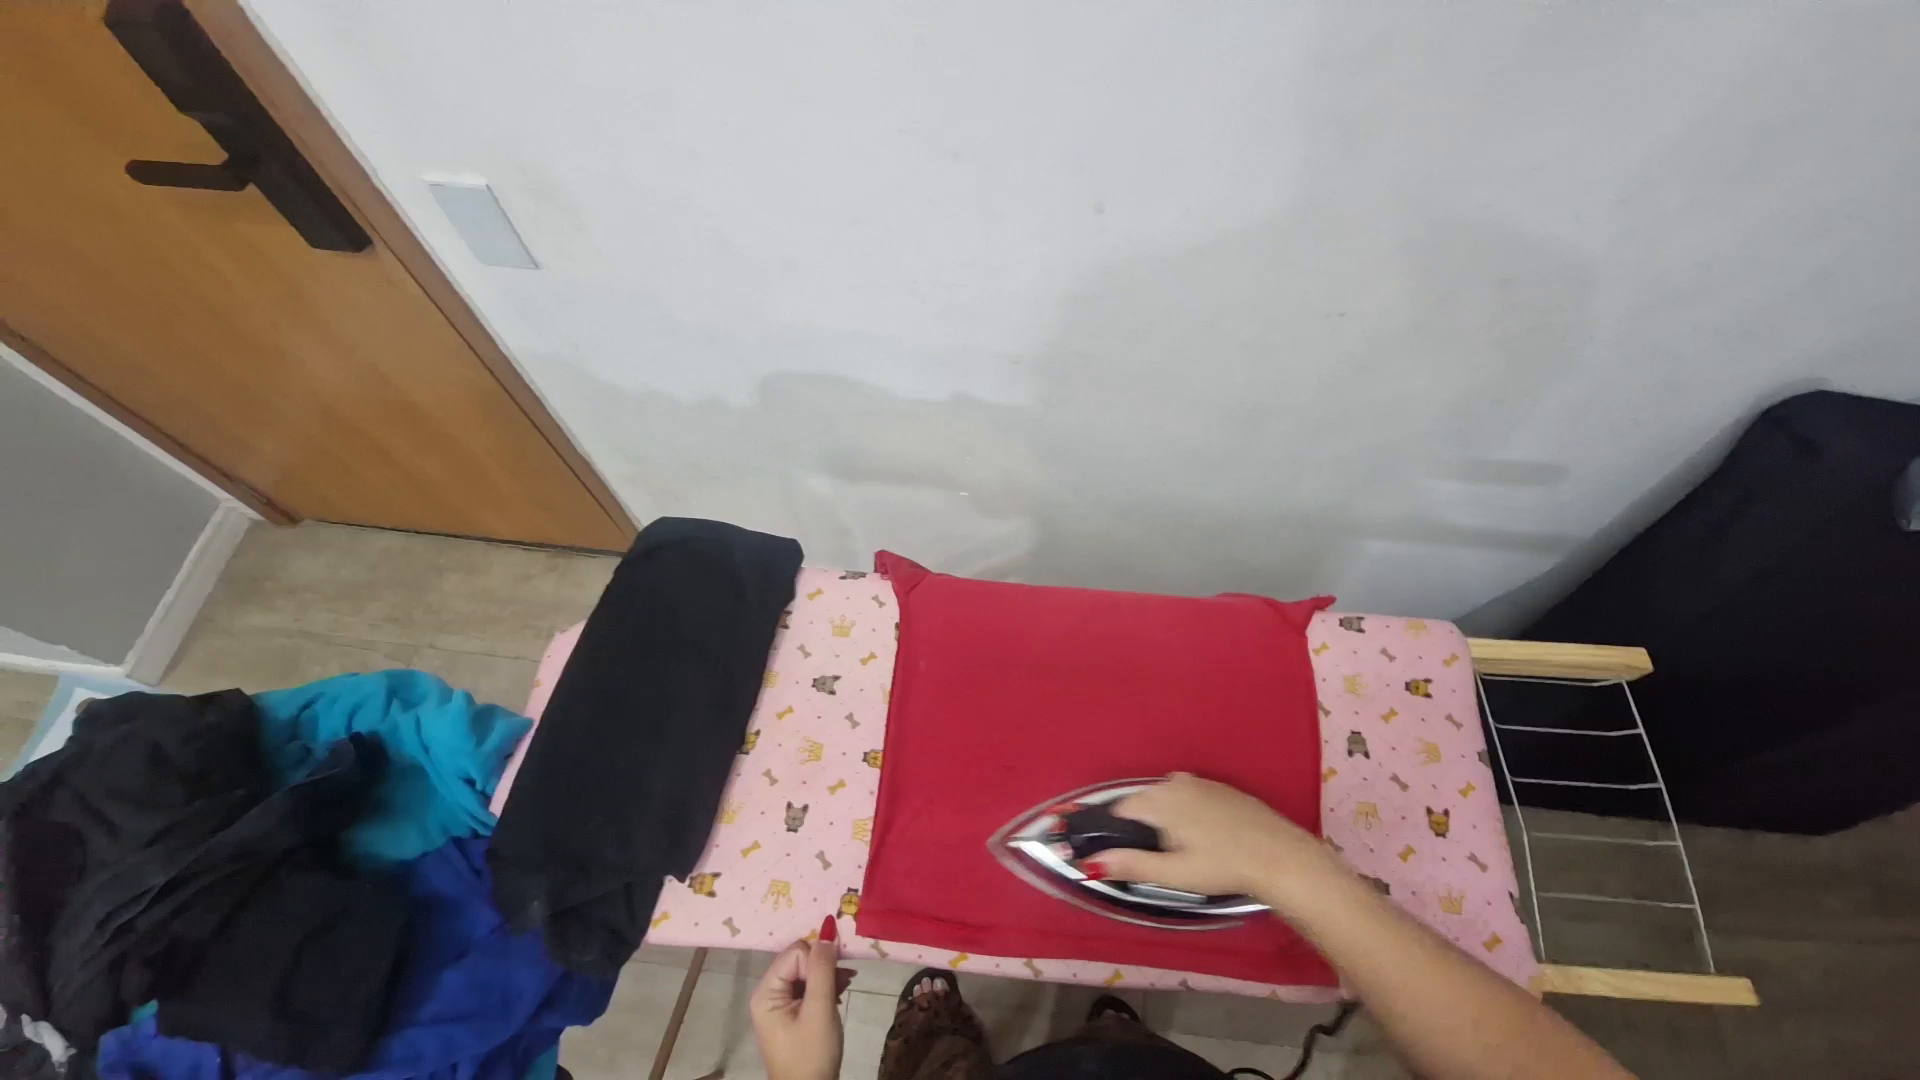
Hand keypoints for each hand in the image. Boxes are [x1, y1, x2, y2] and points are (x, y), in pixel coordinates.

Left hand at [750, 916, 853, 1079]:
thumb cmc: (812, 1054)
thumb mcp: (820, 1008)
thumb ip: (823, 967)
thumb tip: (826, 926)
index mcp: (766, 991)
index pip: (795, 952)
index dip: (817, 961)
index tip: (834, 980)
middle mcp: (768, 992)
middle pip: (800, 959)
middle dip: (824, 967)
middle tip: (844, 982)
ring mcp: (778, 1003)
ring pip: (807, 971)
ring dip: (828, 976)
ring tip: (844, 990)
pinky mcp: (790, 1012)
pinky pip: (808, 986)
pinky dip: (825, 987)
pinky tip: (838, 995)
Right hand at [1089, 772, 1344, 908]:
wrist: (1280, 856)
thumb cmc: (1223, 867)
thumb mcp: (1174, 873)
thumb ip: (1131, 864)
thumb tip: (1089, 862)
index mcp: (1159, 801)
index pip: (1119, 809)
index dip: (1114, 831)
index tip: (1120, 853)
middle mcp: (1175, 782)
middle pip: (1142, 800)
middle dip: (1138, 823)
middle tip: (1151, 856)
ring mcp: (1200, 782)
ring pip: (1165, 796)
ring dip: (1161, 815)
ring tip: (1175, 847)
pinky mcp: (1220, 787)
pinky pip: (1188, 794)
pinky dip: (1184, 809)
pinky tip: (1200, 833)